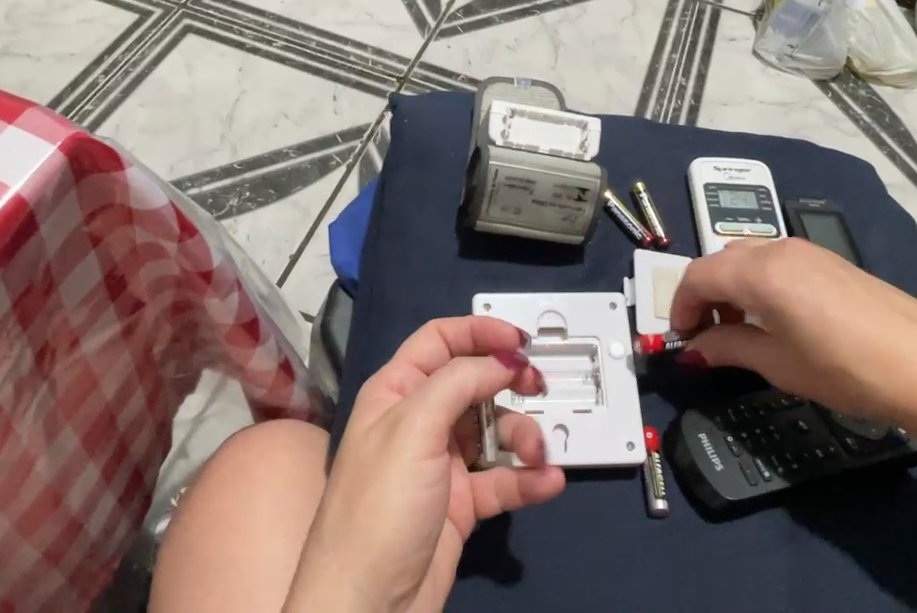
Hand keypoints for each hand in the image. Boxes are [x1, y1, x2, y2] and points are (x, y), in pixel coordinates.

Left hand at [284, 316, 566, 612]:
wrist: (368, 606)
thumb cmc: (380, 505)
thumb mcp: (414, 428)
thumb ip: (460, 381)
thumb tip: (502, 356)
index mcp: (396, 390)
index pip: (440, 340)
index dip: (479, 332)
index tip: (520, 341)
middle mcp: (418, 420)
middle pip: (473, 382)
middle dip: (508, 381)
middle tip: (537, 385)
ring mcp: (440, 463)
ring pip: (493, 430)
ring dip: (522, 435)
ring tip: (536, 453)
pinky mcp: (461, 504)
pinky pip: (502, 479)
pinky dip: (527, 478)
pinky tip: (547, 482)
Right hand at [669, 237, 916, 435]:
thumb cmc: (847, 369)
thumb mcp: (779, 365)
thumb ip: (729, 348)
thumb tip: (696, 349)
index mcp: (758, 272)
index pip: (698, 276)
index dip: (680, 307)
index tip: (682, 341)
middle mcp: (777, 250)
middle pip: (720, 261)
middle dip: (704, 296)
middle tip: (707, 337)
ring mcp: (807, 252)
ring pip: (747, 258)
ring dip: (731, 288)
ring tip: (740, 331)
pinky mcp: (830, 262)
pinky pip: (775, 262)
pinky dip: (759, 284)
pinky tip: (775, 320)